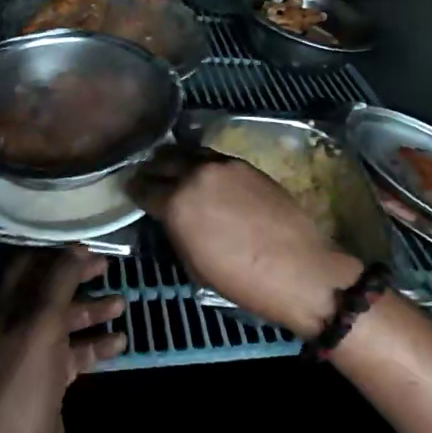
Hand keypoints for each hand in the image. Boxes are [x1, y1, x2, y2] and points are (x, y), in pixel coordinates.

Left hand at [0, 248, 126, 432]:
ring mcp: (33, 356)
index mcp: (5, 308)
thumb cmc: (25, 380)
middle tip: (109, 268)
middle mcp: (16, 327)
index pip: (27, 266)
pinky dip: (96, 346)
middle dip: (78, 279)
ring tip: (123, 304)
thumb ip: (60, 283)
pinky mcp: (50, 381)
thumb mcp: (43, 323)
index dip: (54, 253)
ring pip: (65, 324)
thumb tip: (77, 248)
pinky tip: (120, 343)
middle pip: (49, 293)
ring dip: (92, 312)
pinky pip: (75, 354)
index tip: (85, 245)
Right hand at [130, 145, 360, 337]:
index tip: (131, 191)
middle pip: (162, 161)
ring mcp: (222, 165)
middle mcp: (195, 175)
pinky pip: (212, 157)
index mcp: (176, 203)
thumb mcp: (193, 263)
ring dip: (175, 159)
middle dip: (151, 169)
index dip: (134, 190)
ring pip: (187, 152)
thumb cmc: (241, 280)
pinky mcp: (245, 164)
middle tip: (148, 176)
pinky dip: (201, 162)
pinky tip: (202, 172)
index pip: (143, 188)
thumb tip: (169, 215)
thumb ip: (175, 229)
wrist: (300, 270)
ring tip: (173, 168)